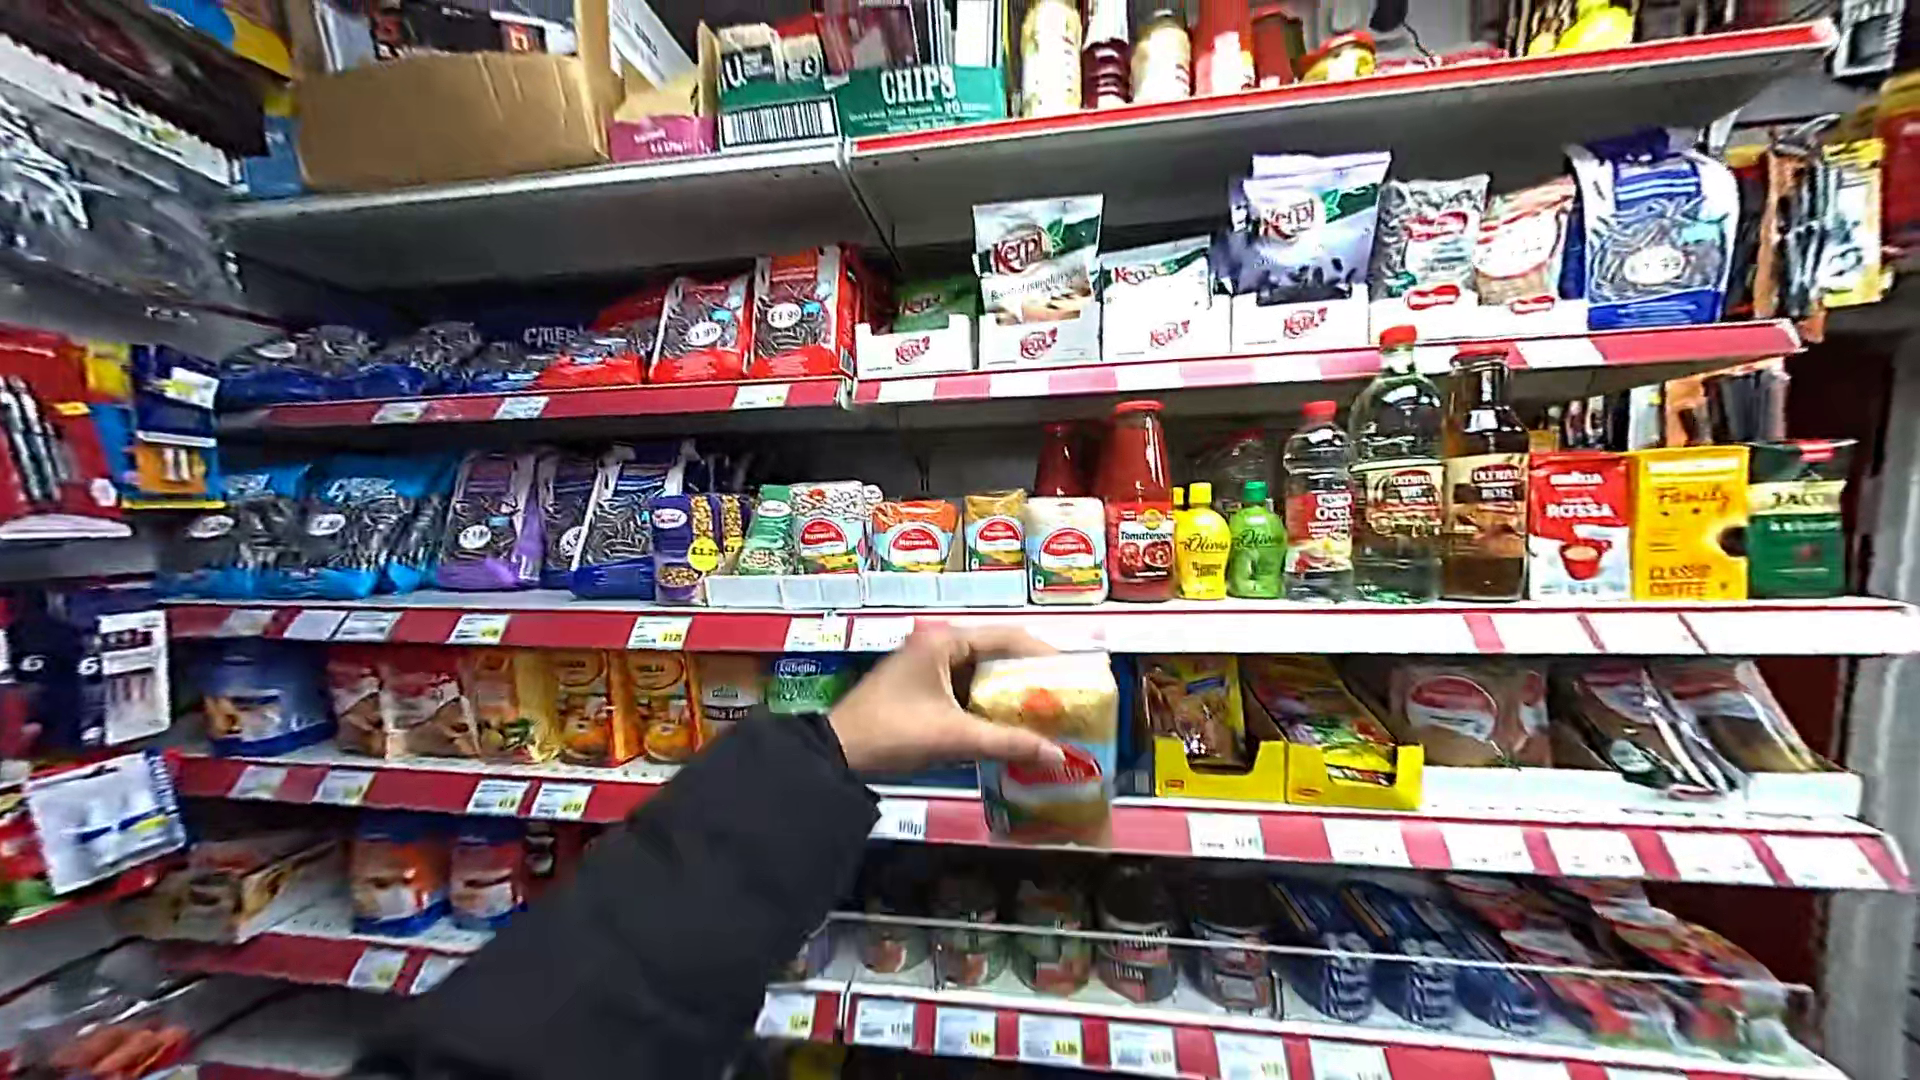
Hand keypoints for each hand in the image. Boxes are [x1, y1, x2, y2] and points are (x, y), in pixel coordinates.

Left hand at [828, 624, 1065, 774]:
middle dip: (1028, 675)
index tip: (1073, 672)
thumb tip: (1059, 755)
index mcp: (945, 640)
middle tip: (1062, 696)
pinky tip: (1008, 723)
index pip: (1006, 636)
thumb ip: (1008, 743)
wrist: (838, 754)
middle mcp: (937, 643)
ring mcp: (927, 664)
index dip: (1042, 653)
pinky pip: (964, 688)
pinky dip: (986, 703)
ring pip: (980, 672)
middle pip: (995, 653)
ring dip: (1007, 691)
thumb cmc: (895, 732)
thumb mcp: (954, 737)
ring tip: (1044, 710)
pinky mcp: (921, 685)